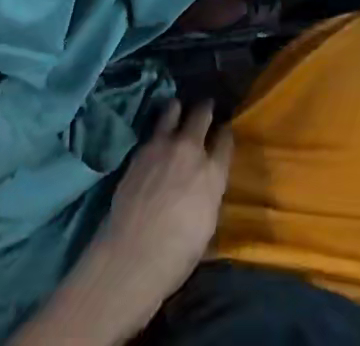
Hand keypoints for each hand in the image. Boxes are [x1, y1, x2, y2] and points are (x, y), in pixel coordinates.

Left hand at [13, 102, 232, 345]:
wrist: (133, 253)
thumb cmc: (178, 253)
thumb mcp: (207, 224)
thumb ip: (209, 194)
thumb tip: (206, 185)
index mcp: (213, 173)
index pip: (225, 139)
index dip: (225, 133)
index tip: (224, 130)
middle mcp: (191, 151)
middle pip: (201, 115)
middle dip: (206, 108)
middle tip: (206, 105)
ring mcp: (163, 146)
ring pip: (173, 110)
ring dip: (178, 108)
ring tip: (178, 108)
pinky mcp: (139, 150)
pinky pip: (153, 128)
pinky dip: (159, 125)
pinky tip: (158, 132)